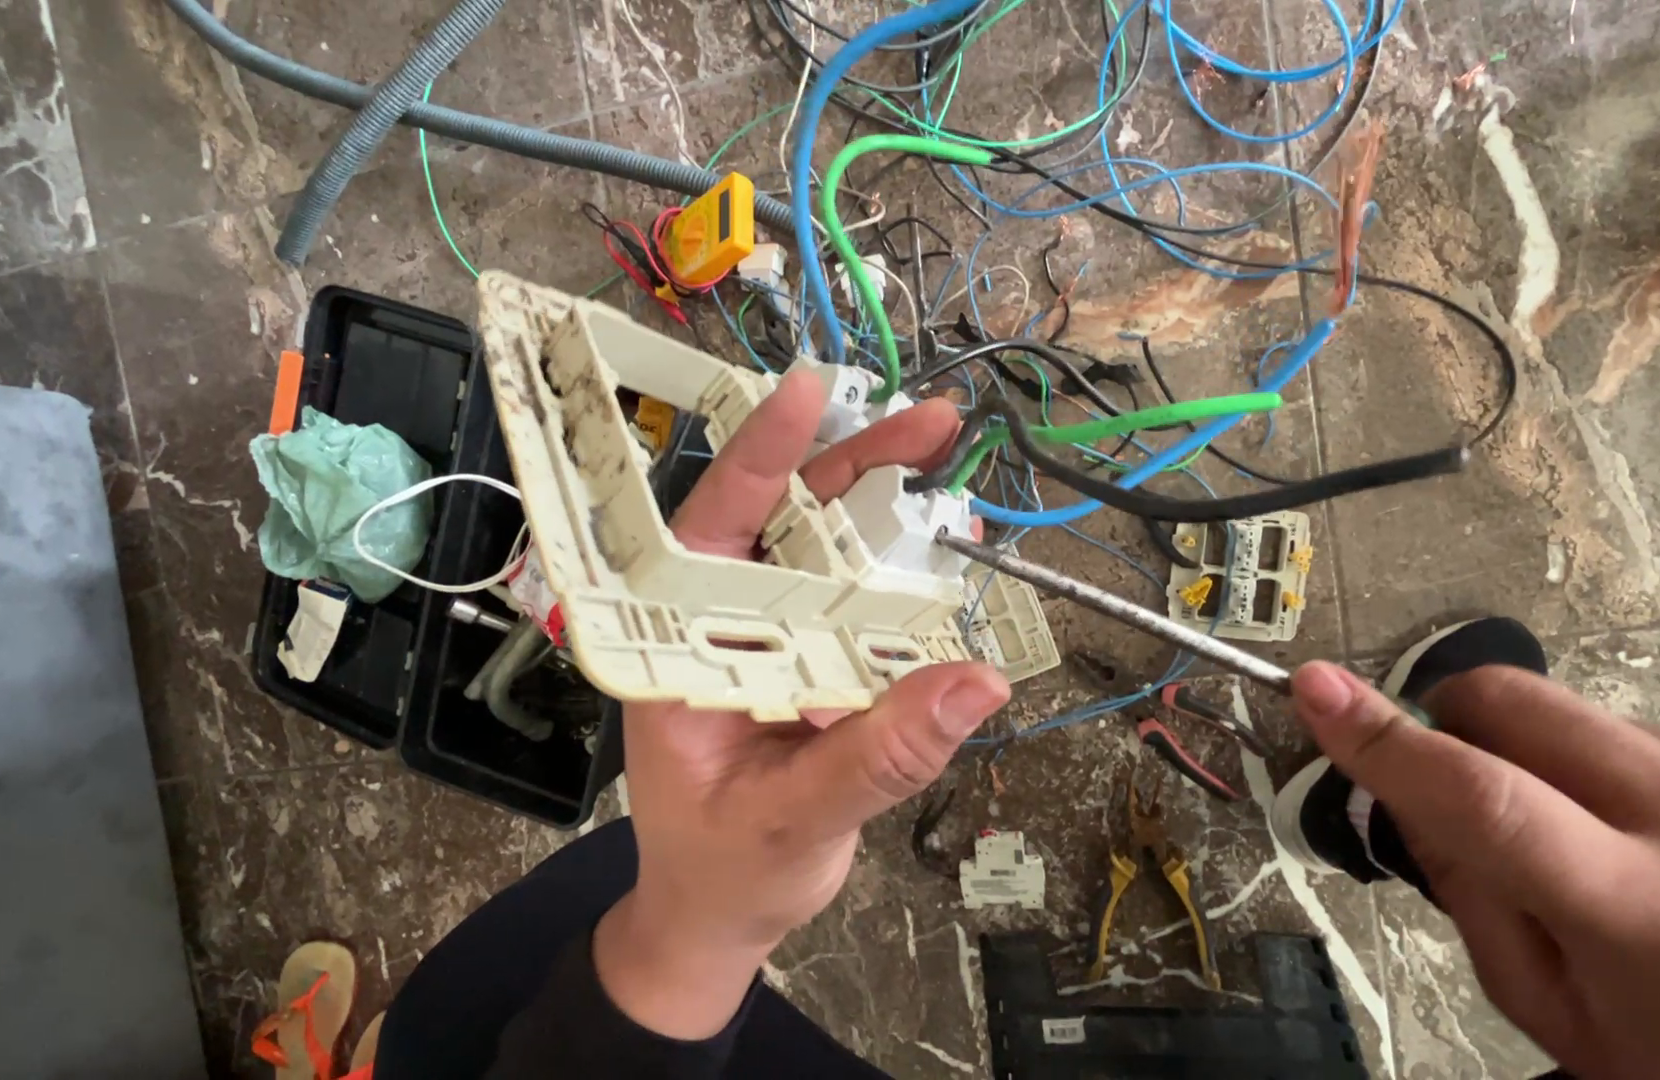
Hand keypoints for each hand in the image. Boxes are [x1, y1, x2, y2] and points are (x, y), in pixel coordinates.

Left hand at [593, 370, 1010, 1038]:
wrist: (723, 914)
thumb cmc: (723, 871)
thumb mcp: (789, 821)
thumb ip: (875, 758)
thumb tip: (977, 682)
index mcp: (681, 648)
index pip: (711, 529)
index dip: (759, 455)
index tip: (807, 391)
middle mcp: (729, 625)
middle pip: (785, 519)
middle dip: (853, 462)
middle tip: (930, 423)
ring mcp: (780, 641)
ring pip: (830, 553)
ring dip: (885, 505)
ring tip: (946, 459)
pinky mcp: (821, 664)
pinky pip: (865, 607)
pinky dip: (906, 577)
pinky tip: (948, 547)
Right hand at [1290, 661, 1659, 1079]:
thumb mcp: (1558, 1013)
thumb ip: (1468, 891)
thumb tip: (1406, 786)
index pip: (1485, 800)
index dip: (1385, 739)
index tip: (1312, 686)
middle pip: (1520, 705)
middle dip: (1448, 717)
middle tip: (1447, 773)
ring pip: (1575, 716)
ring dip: (1538, 760)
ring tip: (1588, 843)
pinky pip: (1643, 734)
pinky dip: (1607, 772)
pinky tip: (1656, 842)